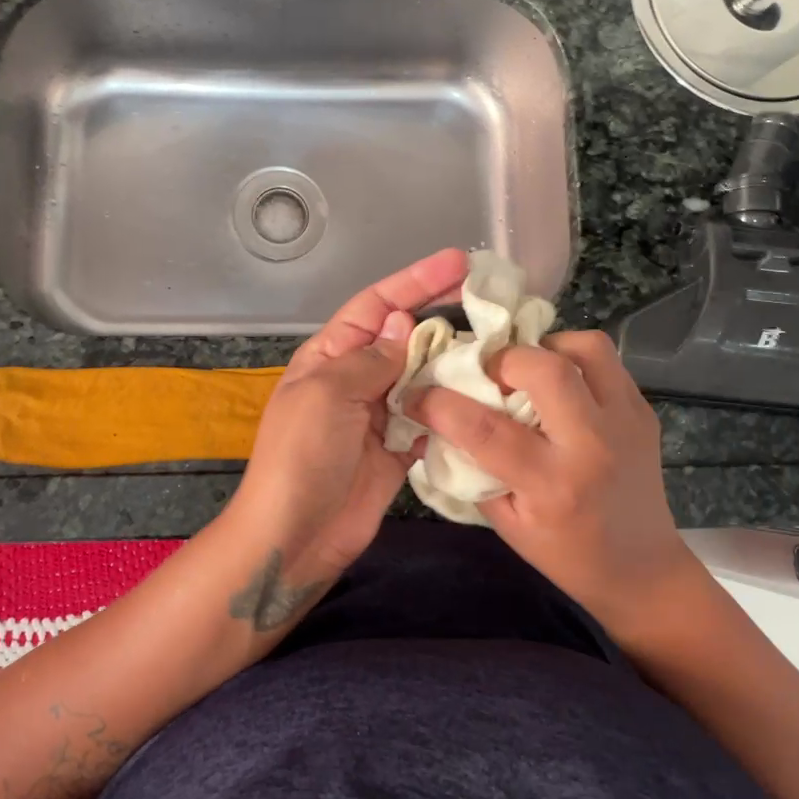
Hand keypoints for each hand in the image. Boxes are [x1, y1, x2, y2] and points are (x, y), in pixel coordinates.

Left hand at [223, 249, 468, 574]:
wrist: (295, 536)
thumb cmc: (301, 457)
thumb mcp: (328, 395)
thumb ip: (371, 359)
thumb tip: (404, 323)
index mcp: (329, 357)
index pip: (375, 305)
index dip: (415, 281)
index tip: (459, 262)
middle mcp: (355, 379)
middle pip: (406, 337)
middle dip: (445, 317)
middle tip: (496, 304)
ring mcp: (378, 416)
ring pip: (424, 378)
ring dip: (457, 363)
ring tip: (503, 346)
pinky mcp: (398, 451)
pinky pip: (431, 420)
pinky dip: (455, 410)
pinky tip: (488, 398)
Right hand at [409, 330, 691, 622]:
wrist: (643, 569)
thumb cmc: (565, 554)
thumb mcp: (506, 523)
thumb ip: (473, 469)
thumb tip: (437, 424)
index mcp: (552, 485)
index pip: (484, 429)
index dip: (438, 403)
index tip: (416, 395)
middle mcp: (593, 445)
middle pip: (545, 369)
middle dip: (502, 360)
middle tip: (486, 375)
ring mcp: (626, 422)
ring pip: (586, 348)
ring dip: (546, 349)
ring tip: (528, 372)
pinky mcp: (643, 410)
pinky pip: (604, 362)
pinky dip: (572, 362)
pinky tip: (558, 389)